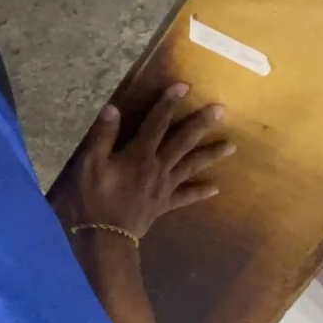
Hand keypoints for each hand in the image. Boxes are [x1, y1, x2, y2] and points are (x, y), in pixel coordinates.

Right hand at [49, 84, 234, 240]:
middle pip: (182, 141)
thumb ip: (103, 135)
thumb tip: (114, 108)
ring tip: (231, 146)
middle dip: (201, 124)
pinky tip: (215, 187)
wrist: (106, 236)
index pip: (156, 123)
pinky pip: (186, 196)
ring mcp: (164, 187)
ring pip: (191, 166)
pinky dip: (200, 191)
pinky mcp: (164, 204)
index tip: (184, 87)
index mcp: (139, 154)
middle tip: (221, 110)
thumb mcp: (90, 162)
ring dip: (211, 154)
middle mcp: (157, 166)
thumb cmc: (94, 196)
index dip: (168, 104)